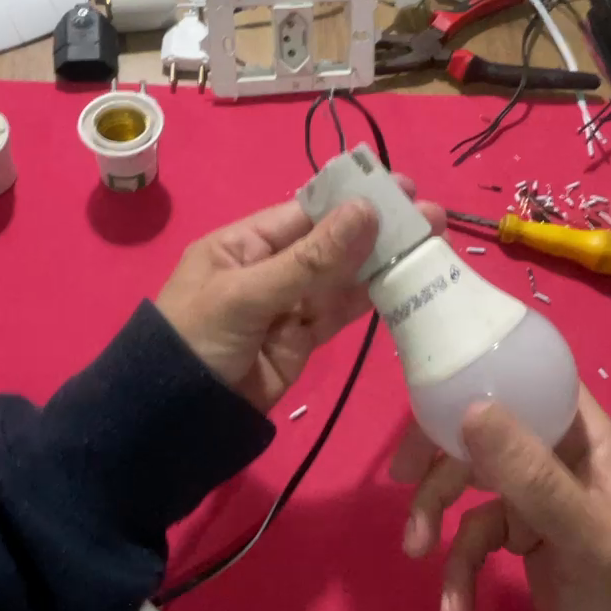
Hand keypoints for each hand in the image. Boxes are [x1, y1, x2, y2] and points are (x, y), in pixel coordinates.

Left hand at [156, 179, 443, 412]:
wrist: (177, 421)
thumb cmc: (198, 340)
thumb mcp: (247, 295)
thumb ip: (310, 260)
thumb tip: (366, 210)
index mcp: (245, 244)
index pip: (305, 212)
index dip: (351, 199)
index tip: (398, 188)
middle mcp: (270, 267)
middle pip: (331, 241)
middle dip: (377, 228)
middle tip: (430, 215)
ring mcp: (288, 304)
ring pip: (342, 276)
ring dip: (384, 261)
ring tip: (432, 241)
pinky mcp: (303, 339)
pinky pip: (341, 311)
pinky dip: (373, 297)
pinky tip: (408, 280)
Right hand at [389, 391, 610, 610]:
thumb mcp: (580, 536)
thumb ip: (530, 475)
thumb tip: (470, 410)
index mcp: (585, 439)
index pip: (533, 383)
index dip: (487, 375)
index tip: (435, 387)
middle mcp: (556, 454)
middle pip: (485, 430)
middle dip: (440, 457)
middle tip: (401, 475)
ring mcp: (533, 492)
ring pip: (468, 479)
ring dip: (437, 512)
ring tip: (416, 549)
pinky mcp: (516, 529)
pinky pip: (472, 529)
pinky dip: (457, 562)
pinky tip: (455, 603)